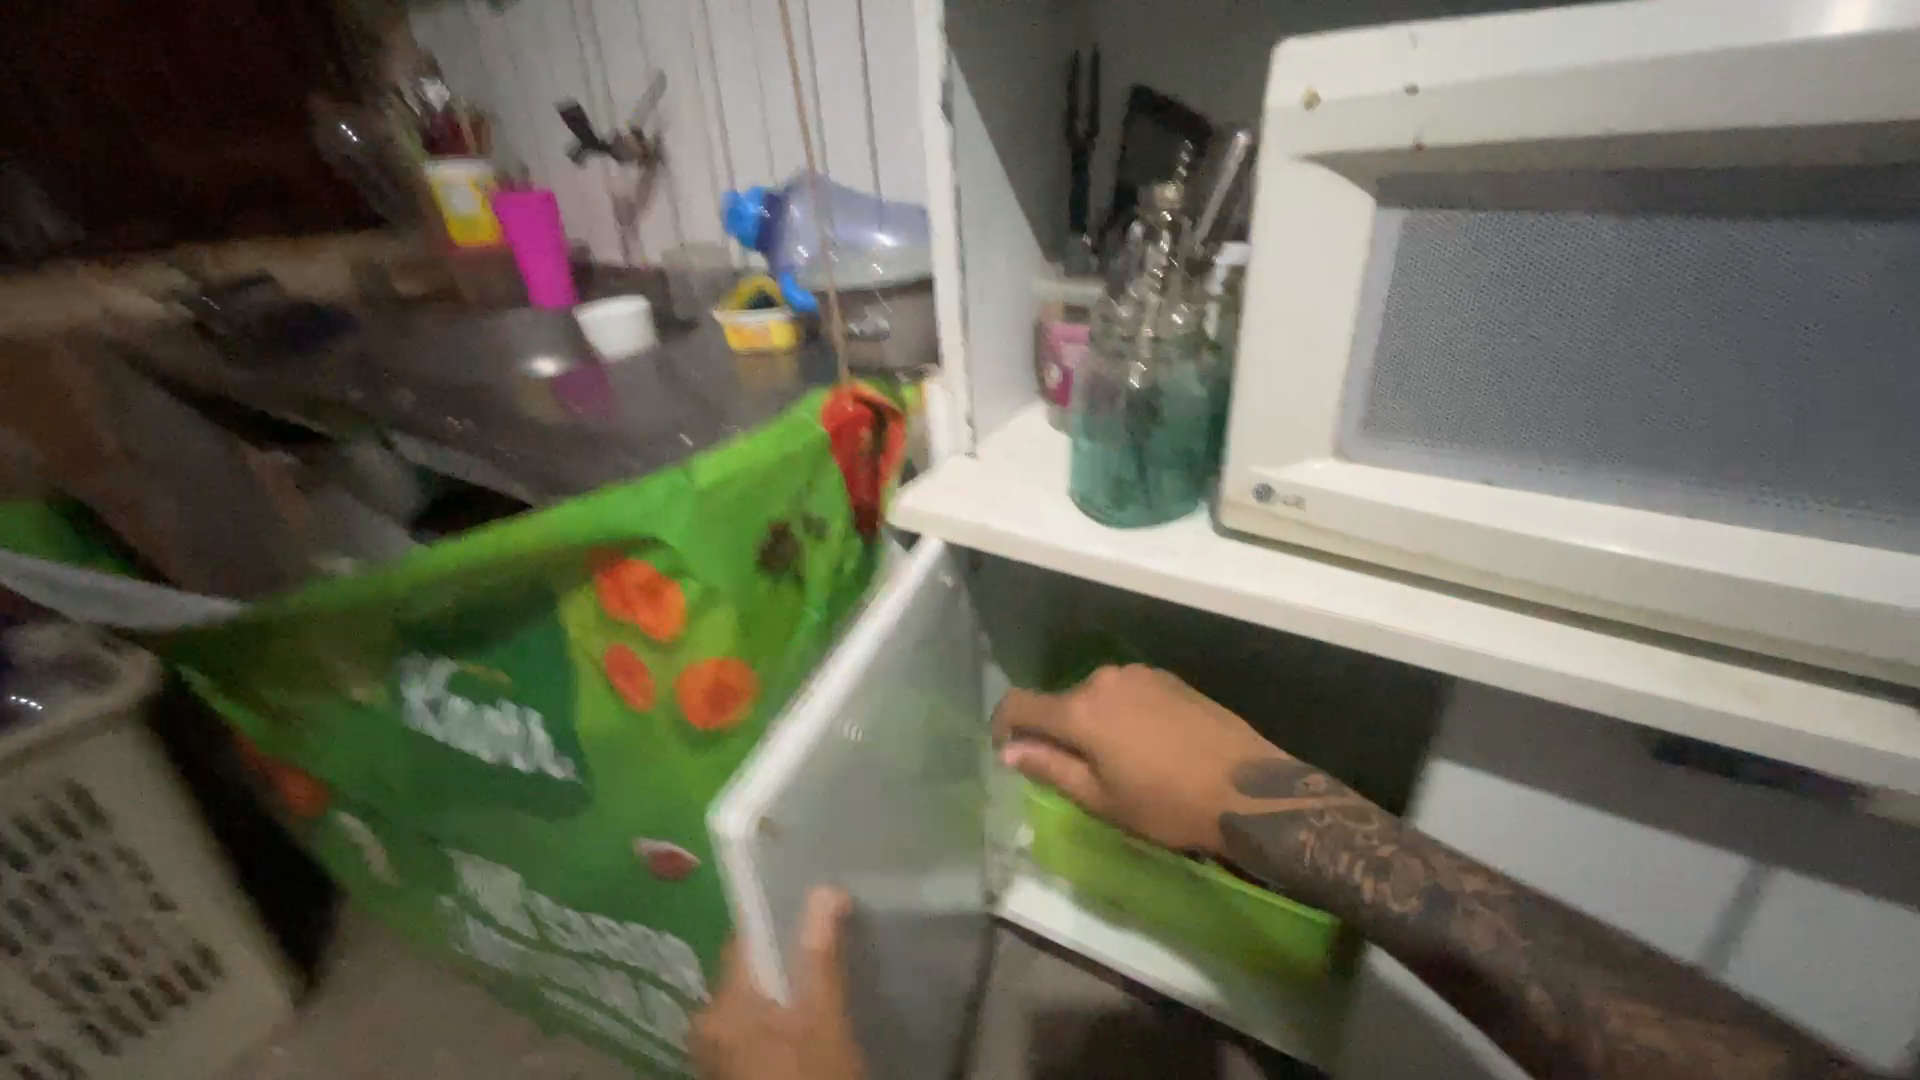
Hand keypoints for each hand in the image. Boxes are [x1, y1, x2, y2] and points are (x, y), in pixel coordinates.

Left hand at [693, 888, 865, 1079]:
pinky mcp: (735, 1071)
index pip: (747, 938)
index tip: (816, 899)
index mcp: (721, 1008)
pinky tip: (811, 1011)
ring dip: (789, 979)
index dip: (782, 914)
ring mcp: (719, 1055)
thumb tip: (825, 889)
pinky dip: (782, 1010)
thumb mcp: (824, 1021)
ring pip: (758, 994)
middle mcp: (709, 1027)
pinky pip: (758, 1022)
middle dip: (789, 948)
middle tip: (829, 932)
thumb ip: (820, 955)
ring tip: (826, 965)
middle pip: (752, 965)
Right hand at [992, 665, 1289, 855]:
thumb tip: (1009, 751)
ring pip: (1095, 697)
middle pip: (1060, 702)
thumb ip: (1049, 768)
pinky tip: (1150, 745)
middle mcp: (1103, 679)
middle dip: (1057, 732)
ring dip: (1093, 722)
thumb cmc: (1168, 804)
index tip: (1008, 751)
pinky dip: (1123, 714)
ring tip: (1121, 762)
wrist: (1249, 789)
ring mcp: (1139, 674)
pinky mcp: (1168, 678)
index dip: (1003, 725)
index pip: (1018, 704)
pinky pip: (1127, 693)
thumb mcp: (1101, 800)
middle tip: (1079, 774)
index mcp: (1080, 710)